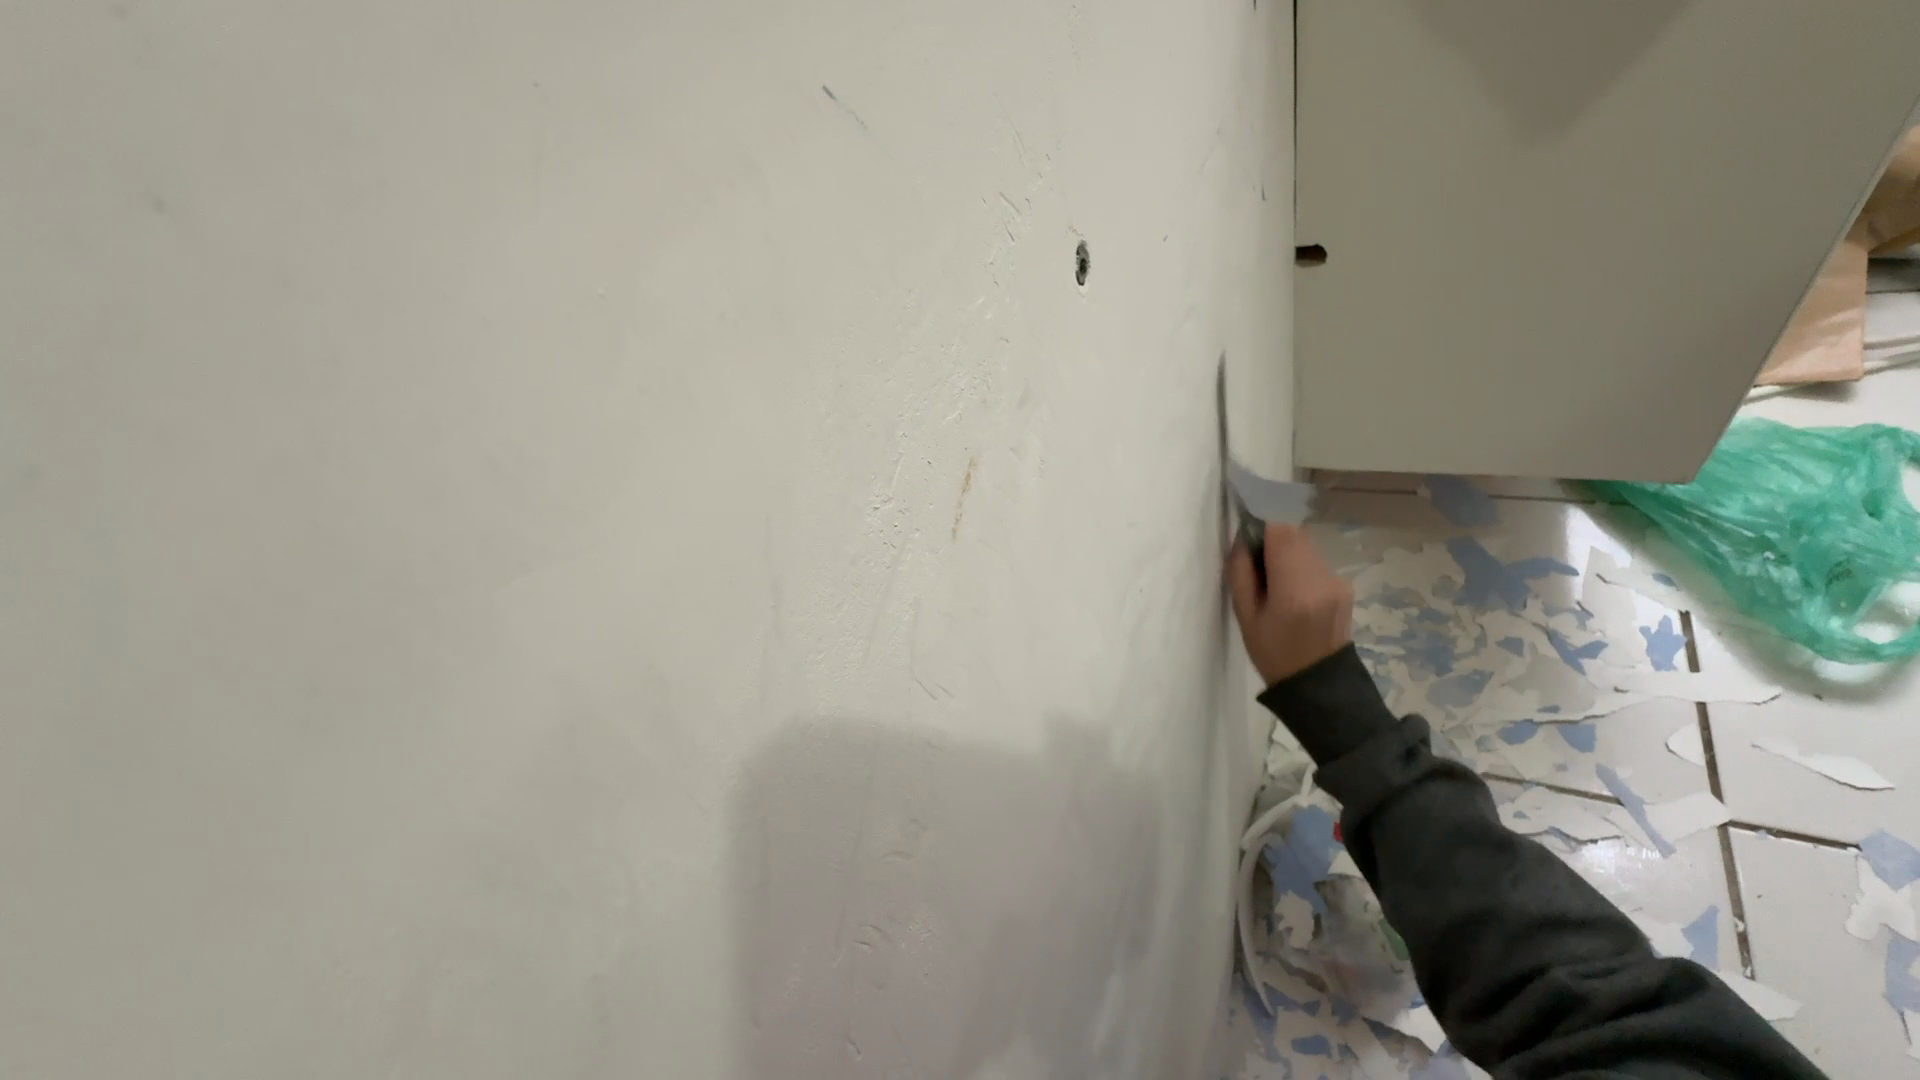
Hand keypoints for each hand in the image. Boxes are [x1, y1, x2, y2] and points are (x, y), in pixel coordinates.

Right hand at [1228, 524, 1353, 684]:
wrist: (1318, 683)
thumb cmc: (1272, 652)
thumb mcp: (1244, 615)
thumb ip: (1241, 571)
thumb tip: (1242, 537)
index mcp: (1293, 589)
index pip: (1280, 531)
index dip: (1261, 528)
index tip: (1247, 543)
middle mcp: (1321, 578)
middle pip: (1295, 534)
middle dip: (1273, 541)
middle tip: (1258, 567)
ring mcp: (1337, 581)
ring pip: (1306, 546)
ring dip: (1287, 553)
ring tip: (1276, 584)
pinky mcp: (1345, 585)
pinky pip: (1316, 562)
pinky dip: (1301, 567)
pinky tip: (1295, 594)